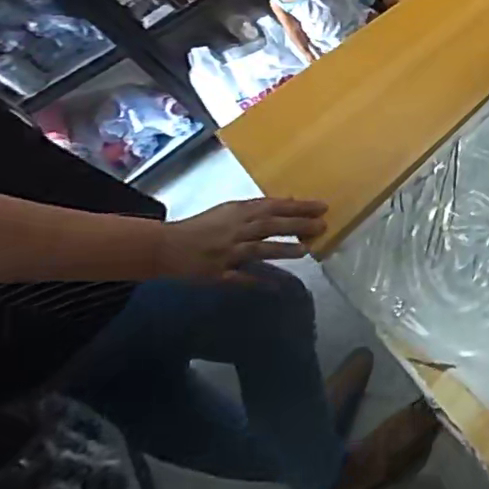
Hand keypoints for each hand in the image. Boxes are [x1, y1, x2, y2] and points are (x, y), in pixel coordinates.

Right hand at [151, 198, 327, 278]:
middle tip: (322, 225)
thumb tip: (289, 201)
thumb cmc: (202, 226)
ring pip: (257, 249)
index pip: (273, 206)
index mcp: (238, 212)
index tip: (322, 207)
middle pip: (269, 225)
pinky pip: (239, 278)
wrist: (166, 246)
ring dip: (281, 249)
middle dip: (296, 224)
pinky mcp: (218, 274)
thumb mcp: (229, 211)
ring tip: (305, 250)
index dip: (298, 206)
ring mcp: (227, 252)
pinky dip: (257, 281)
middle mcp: (235, 230)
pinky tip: (275, 287)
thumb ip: (258, 209)